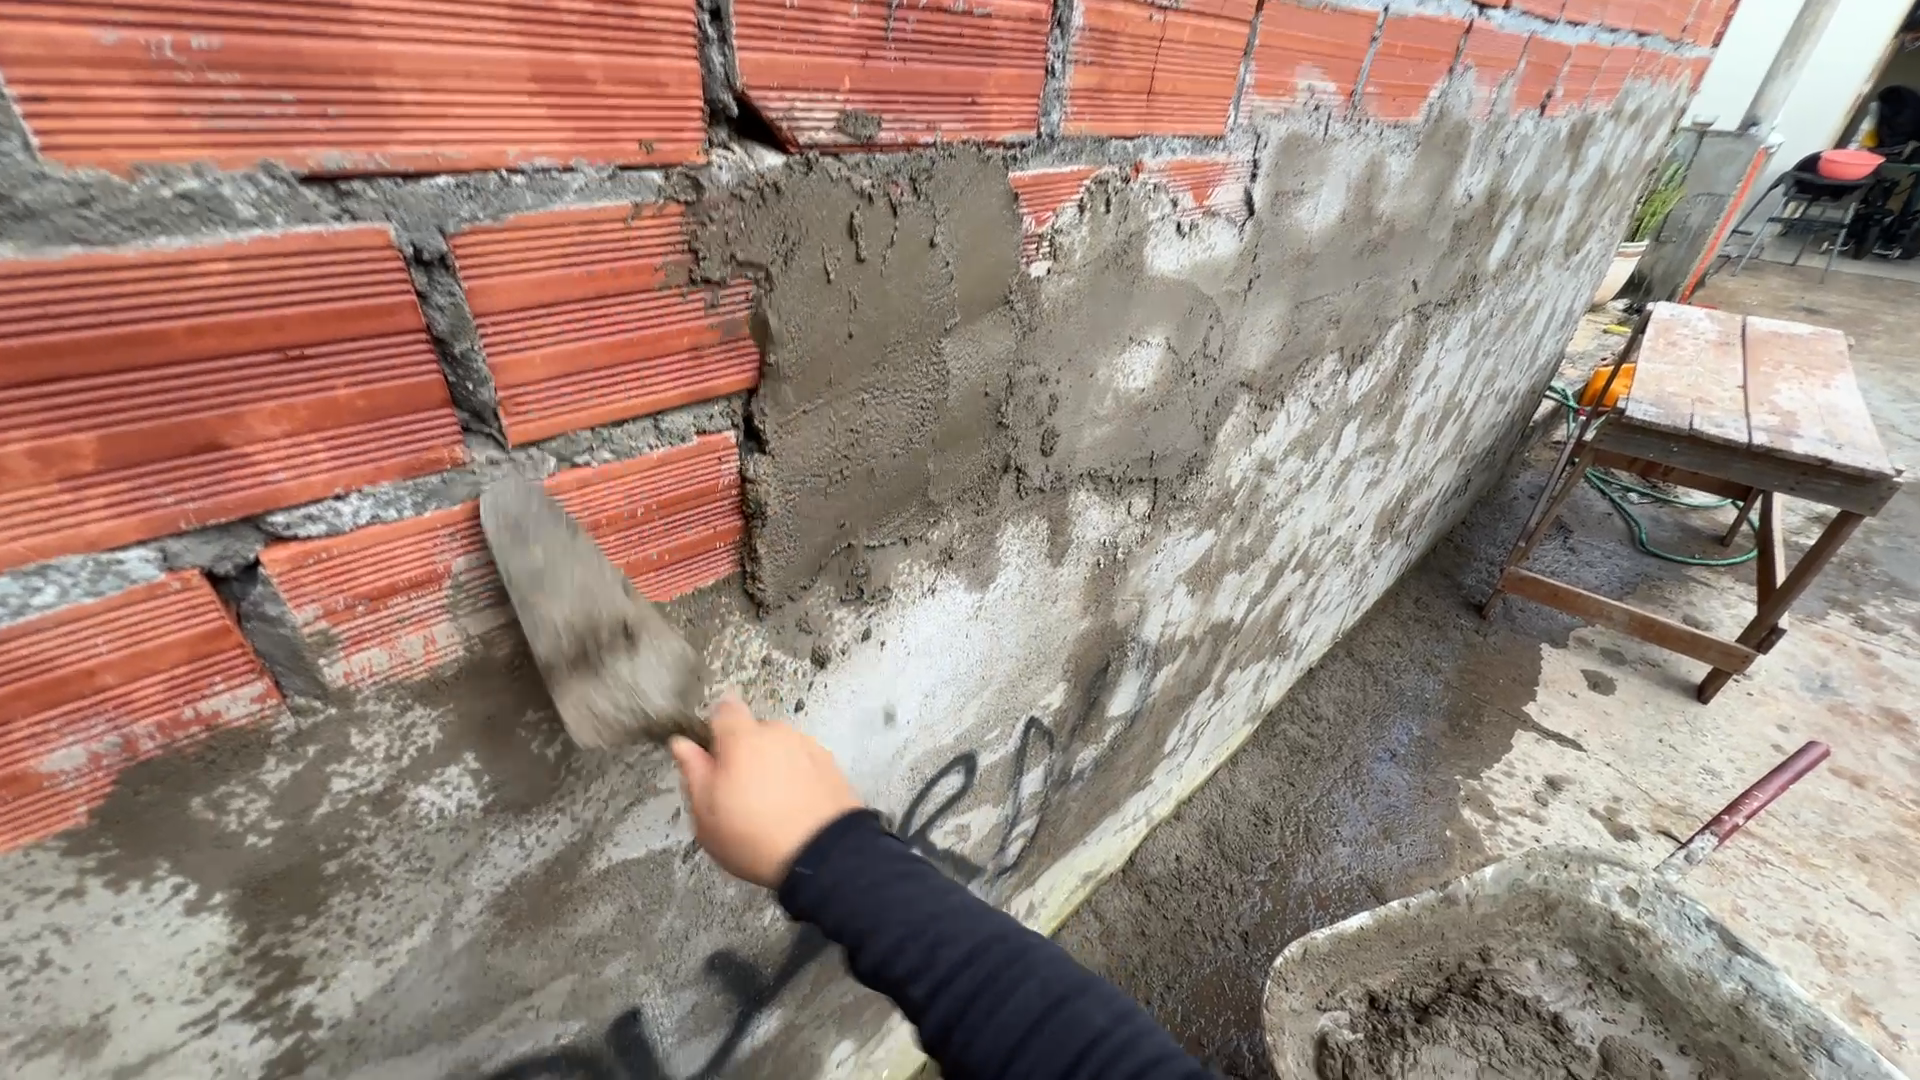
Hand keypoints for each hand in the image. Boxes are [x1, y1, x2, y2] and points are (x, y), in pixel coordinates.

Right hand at [669, 694, 863, 887]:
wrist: (819, 852)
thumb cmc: (756, 837)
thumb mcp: (707, 812)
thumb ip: (694, 770)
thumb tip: (682, 746)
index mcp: (743, 739)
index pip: (725, 709)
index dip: (716, 728)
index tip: (713, 752)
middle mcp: (778, 734)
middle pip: (754, 731)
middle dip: (744, 753)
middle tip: (738, 791)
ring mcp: (806, 745)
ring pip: (779, 747)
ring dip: (772, 765)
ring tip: (769, 805)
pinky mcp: (828, 762)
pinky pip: (802, 761)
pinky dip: (796, 775)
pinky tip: (792, 805)